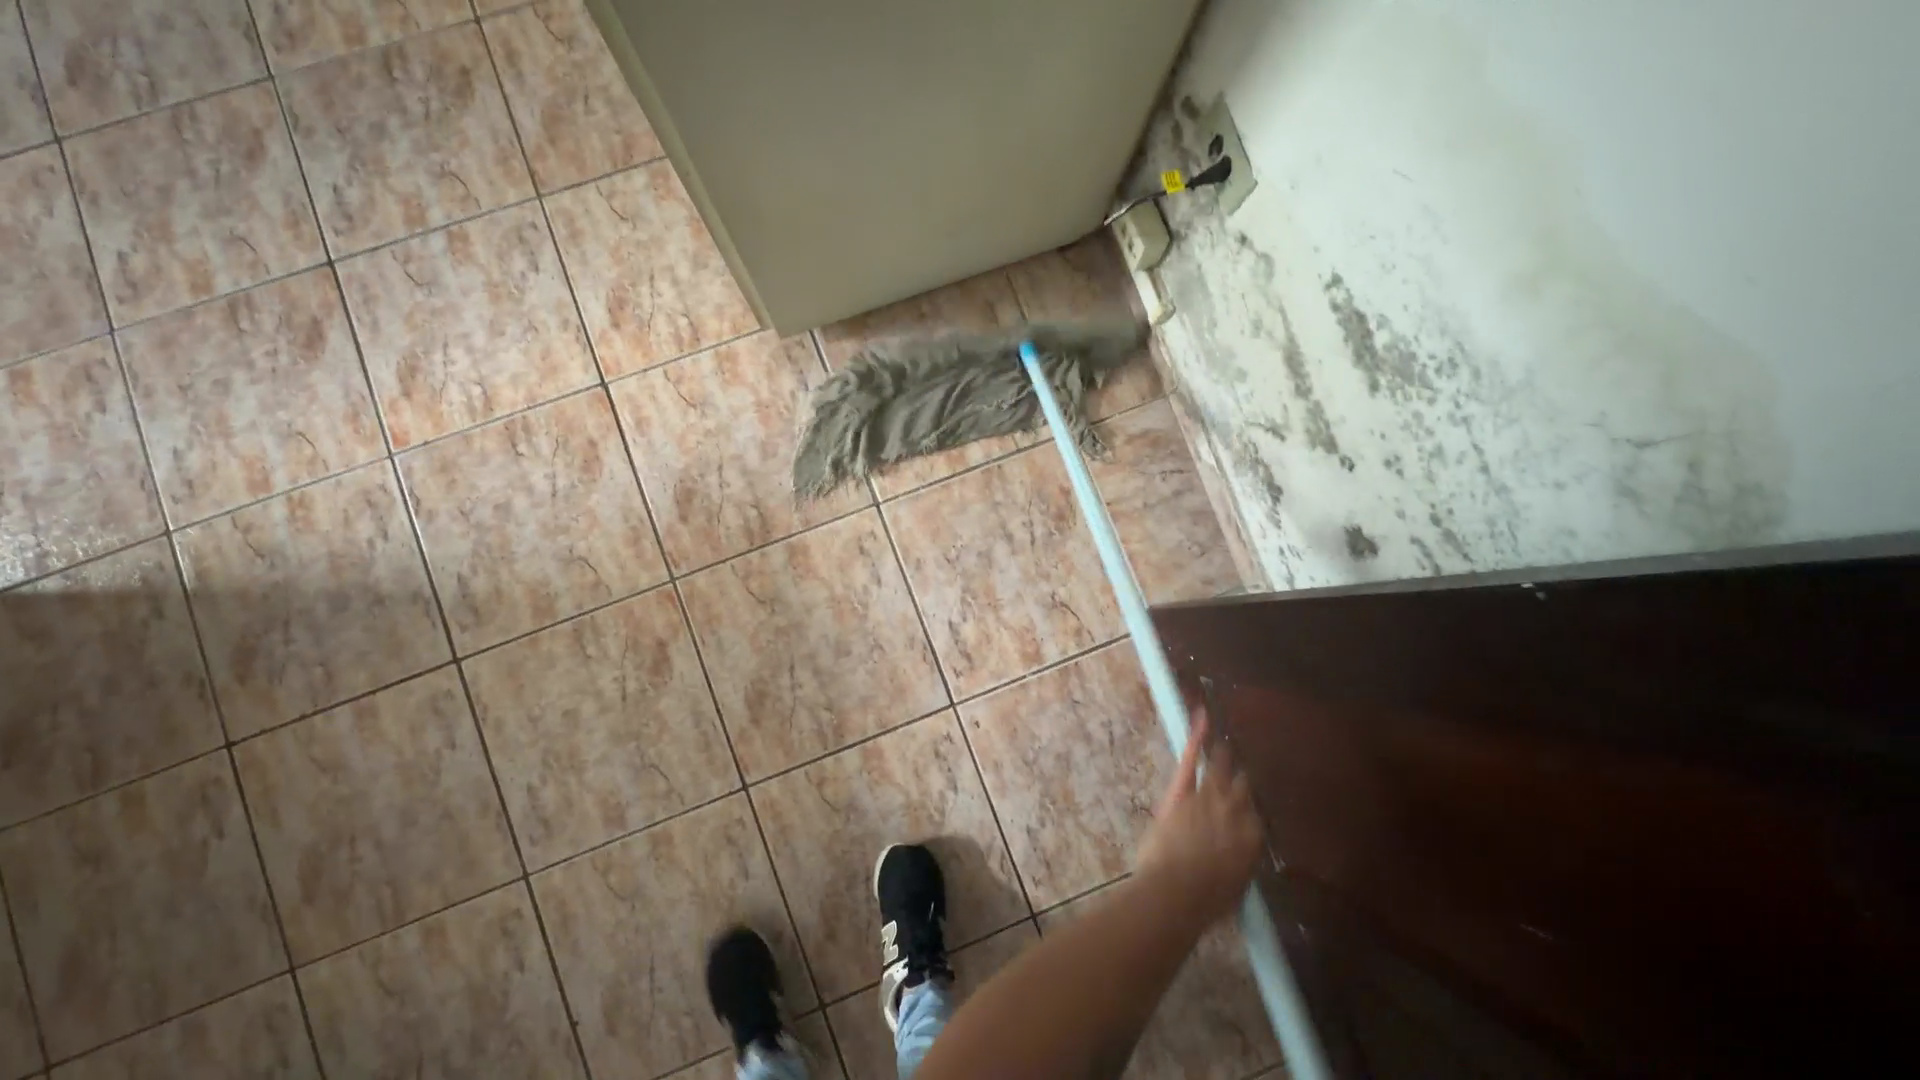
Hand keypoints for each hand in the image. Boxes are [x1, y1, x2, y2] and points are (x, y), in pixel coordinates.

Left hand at [1134, 705, 1264, 924]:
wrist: (1176, 892)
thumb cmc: (1206, 900)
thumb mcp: (1235, 887)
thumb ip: (1240, 864)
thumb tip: (1238, 859)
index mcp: (1253, 838)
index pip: (1255, 811)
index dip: (1250, 803)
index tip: (1249, 795)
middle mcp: (1236, 812)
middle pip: (1242, 786)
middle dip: (1242, 775)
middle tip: (1244, 760)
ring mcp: (1208, 797)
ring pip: (1219, 770)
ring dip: (1223, 755)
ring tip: (1226, 740)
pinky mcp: (1182, 792)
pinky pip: (1191, 760)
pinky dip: (1196, 737)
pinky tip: (1202, 717)